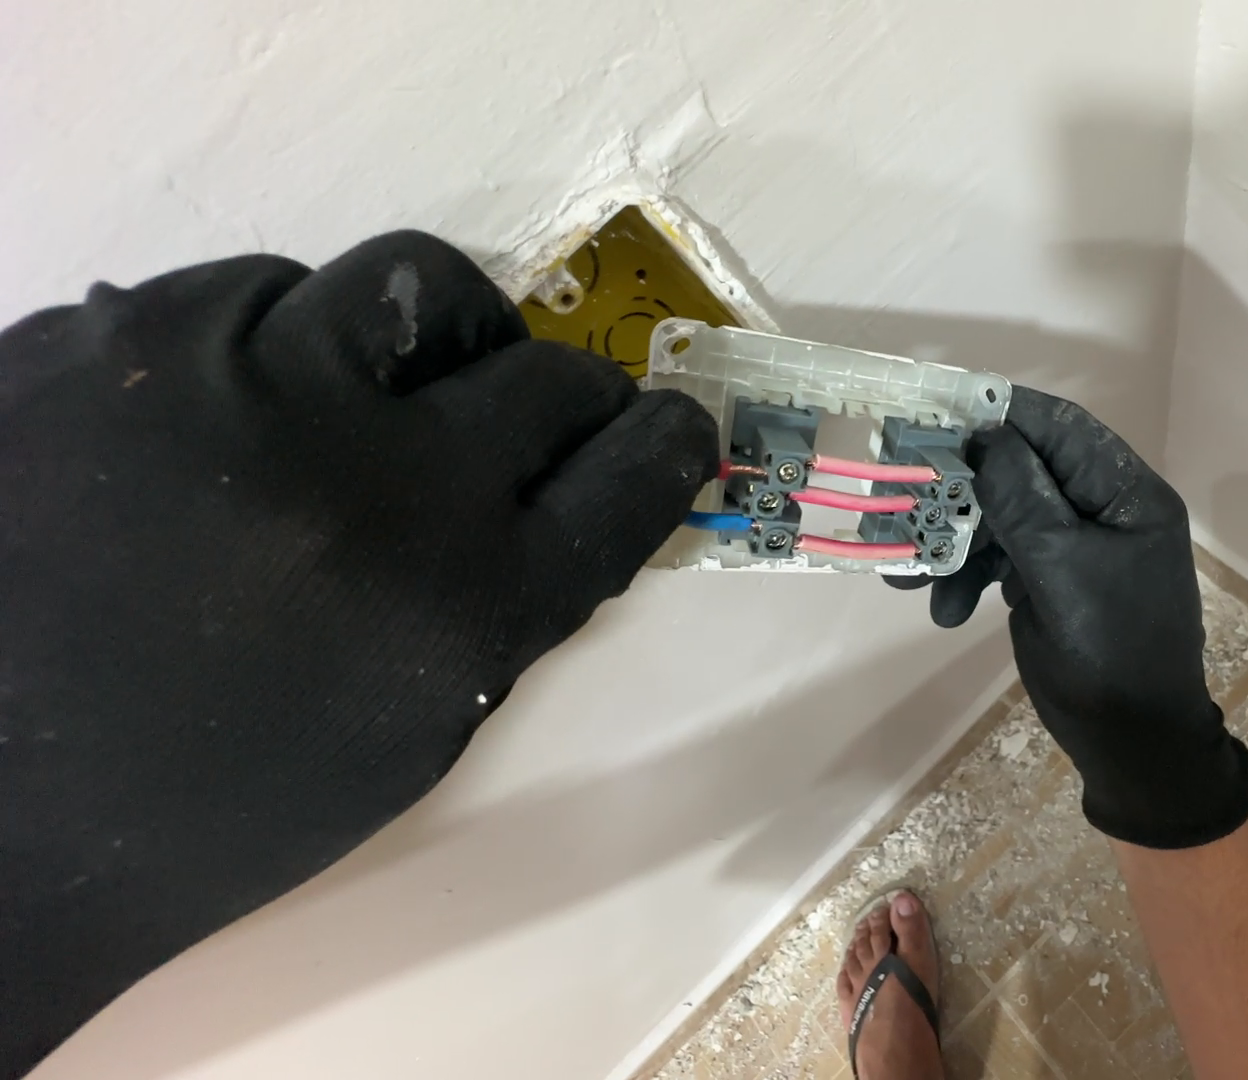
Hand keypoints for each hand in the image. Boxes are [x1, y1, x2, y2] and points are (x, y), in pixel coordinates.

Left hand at [0, 232, 714, 1074]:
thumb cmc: (236, 783)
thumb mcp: (435, 708)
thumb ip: (525, 589)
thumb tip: (582, 486)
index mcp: (470, 604)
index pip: (630, 480)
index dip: (672, 441)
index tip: (681, 423)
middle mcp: (385, 488)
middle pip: (551, 377)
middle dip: (577, 392)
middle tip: (545, 415)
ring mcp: (239, 399)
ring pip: (414, 281)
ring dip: (445, 339)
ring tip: (400, 390)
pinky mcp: (101, 347)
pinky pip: (261, 285)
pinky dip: (301, 330)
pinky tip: (267, 399)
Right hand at [891, 387, 1247, 848]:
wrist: (1130, 744)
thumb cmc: (1109, 654)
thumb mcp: (1063, 572)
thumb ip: (1023, 499)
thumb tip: (988, 434)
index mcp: (1124, 494)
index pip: (1060, 428)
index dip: (1001, 413)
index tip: (938, 409)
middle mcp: (1100, 509)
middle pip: (1020, 474)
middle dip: (960, 494)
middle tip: (902, 498)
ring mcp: (1073, 546)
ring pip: (1001, 520)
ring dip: (953, 545)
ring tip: (905, 579)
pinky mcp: (1050, 580)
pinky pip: (1001, 560)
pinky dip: (967, 580)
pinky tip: (945, 612)